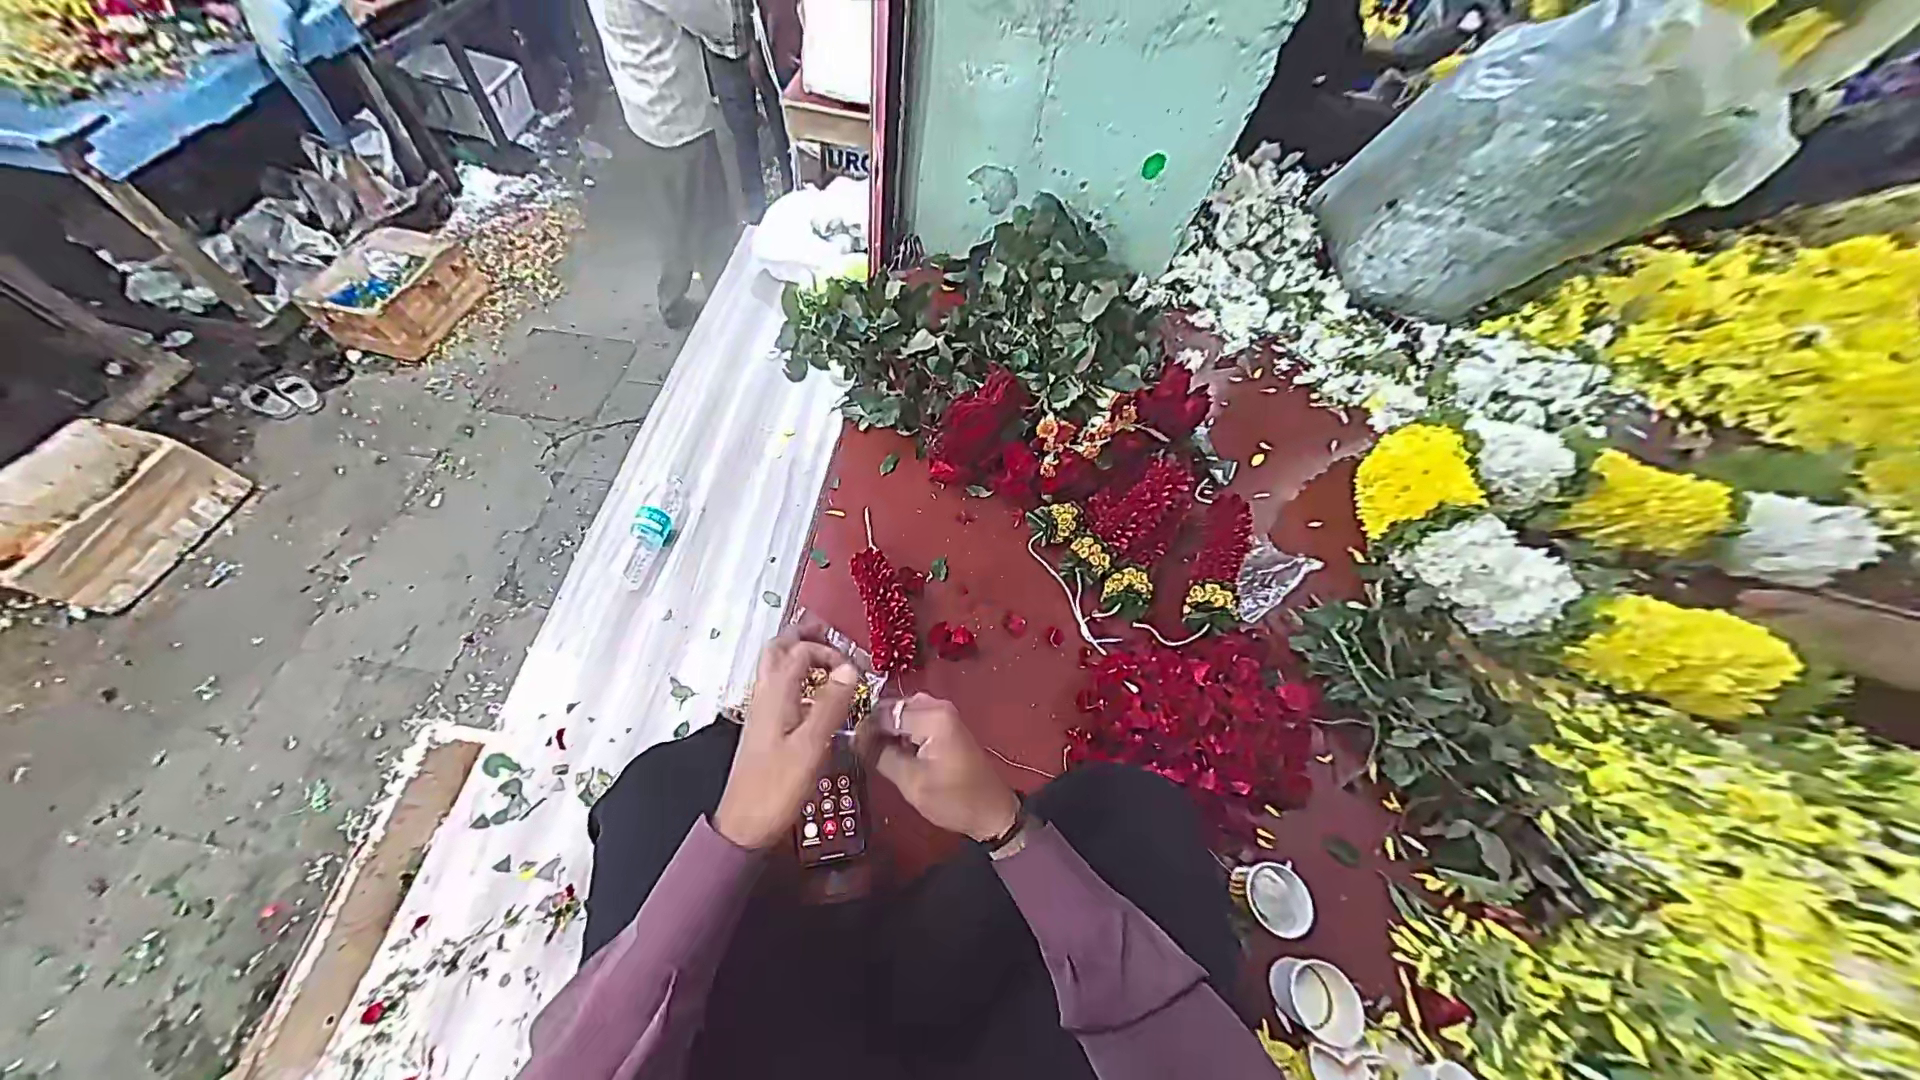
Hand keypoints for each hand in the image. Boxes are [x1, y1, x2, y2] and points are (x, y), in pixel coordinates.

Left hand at [712, 627, 859, 848]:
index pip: (801, 651)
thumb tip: (851, 669)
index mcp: (775, 694)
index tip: (855, 669)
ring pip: (776, 666)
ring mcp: (761, 709)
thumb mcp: (811, 745)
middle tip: (830, 634)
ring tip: (827, 656)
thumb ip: (831, 704)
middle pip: (779, 648)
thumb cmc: (777, 786)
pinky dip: (797, 675)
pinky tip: (815, 693)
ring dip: (799, 653)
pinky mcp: (764, 725)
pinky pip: (780, 685)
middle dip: (804, 635)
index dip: (829, 651)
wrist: (743, 825)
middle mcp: (764, 694)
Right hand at [855, 694, 1019, 842]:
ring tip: (868, 749)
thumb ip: (880, 755)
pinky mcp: (944, 723)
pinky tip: (889, 749)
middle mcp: (937, 705)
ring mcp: (943, 712)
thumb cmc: (953, 798)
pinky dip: (900, 731)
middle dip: (875, 724)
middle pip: (894, 707)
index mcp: (932, 716)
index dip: (864, 726)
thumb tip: (854, 739)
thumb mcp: (911, 781)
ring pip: (902, 712)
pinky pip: (914, 718)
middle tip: (855, 746)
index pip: (885, 711)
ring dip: (887, 728)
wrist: (990, 810)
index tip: (847, 742)